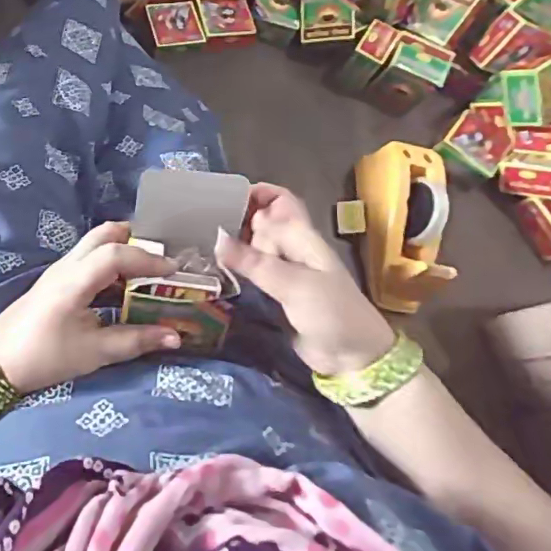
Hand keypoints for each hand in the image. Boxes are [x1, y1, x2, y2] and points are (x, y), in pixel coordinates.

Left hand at [0, 222, 182, 392]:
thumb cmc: (44, 356)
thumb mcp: (94, 352)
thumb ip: (136, 341)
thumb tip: (175, 336)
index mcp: (74, 280)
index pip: (116, 254)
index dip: (148, 259)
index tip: (173, 270)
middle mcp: (67, 267)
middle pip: (103, 235)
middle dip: (135, 240)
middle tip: (160, 256)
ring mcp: (58, 271)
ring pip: (93, 245)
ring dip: (122, 250)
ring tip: (148, 270)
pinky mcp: (55, 281)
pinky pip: (87, 259)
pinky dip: (109, 263)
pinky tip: (123, 286)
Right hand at [214, 184, 396, 377]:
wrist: (352, 357)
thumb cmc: (331, 312)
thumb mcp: (293, 283)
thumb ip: (255, 262)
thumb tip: (216, 238)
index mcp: (302, 237)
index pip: (279, 201)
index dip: (255, 194)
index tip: (222, 198)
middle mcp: (292, 249)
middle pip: (262, 222)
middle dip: (237, 218)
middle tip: (200, 224)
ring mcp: (284, 272)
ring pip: (254, 248)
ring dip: (233, 245)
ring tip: (198, 243)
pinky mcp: (276, 294)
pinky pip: (253, 273)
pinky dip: (236, 268)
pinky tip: (215, 270)